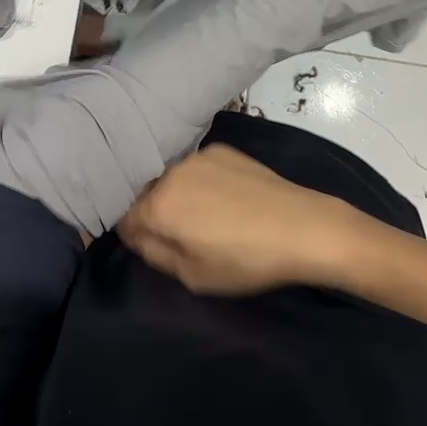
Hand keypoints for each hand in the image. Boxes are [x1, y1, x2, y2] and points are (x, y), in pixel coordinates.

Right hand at [117, 145, 368, 295]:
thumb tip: (136, 235)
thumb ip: (154, 254)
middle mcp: (170, 172)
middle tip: (183, 235)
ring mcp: (197, 156)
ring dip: (180, 195)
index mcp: (157, 205)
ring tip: (209, 216)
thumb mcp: (193, 276)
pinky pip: (199, 168)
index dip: (135, 236)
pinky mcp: (222, 149)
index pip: (124, 219)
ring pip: (173, 178)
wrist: (302, 227)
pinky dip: (204, 181)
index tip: (154, 247)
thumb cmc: (245, 261)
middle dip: (157, 213)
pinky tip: (229, 199)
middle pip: (148, 194)